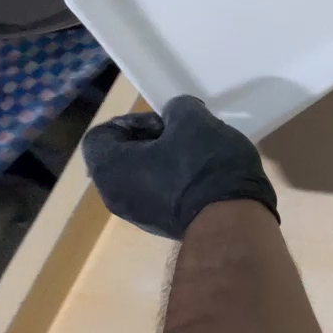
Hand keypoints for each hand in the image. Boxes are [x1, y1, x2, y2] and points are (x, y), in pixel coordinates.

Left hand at [82, 95, 278, 239]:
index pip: (101, 134)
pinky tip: (209, 178)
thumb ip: (179, 108)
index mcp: (109, 166)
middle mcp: (112, 193)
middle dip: (156, 141)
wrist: (231, 217)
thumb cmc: (205, 164)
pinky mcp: (162, 225)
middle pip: (124, 156)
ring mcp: (136, 214)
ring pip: (144, 176)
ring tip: (204, 157)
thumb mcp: (196, 122)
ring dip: (169, 162)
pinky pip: (162, 195)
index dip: (134, 120)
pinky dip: (179, 183)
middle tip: (190, 136)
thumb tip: (175, 112)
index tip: (169, 121)